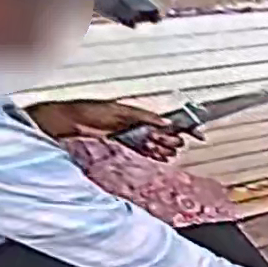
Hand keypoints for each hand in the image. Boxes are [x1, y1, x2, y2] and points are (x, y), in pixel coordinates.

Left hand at [27, 100, 186, 159]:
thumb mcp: (120, 110)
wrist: (68, 122)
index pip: (173, 122)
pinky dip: (156, 155)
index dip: (188, 128)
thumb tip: (169, 123)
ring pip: (164, 147)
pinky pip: (152, 154)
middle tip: (159, 141)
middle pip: (172, 137)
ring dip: (162, 149)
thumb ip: (145, 117)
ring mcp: (138, 137)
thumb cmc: (89, 111)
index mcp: (143, 114)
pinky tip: (154, 155)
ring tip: (152, 148)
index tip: (199, 136)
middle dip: (170, 140)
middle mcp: (144, 126)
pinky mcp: (132, 147)